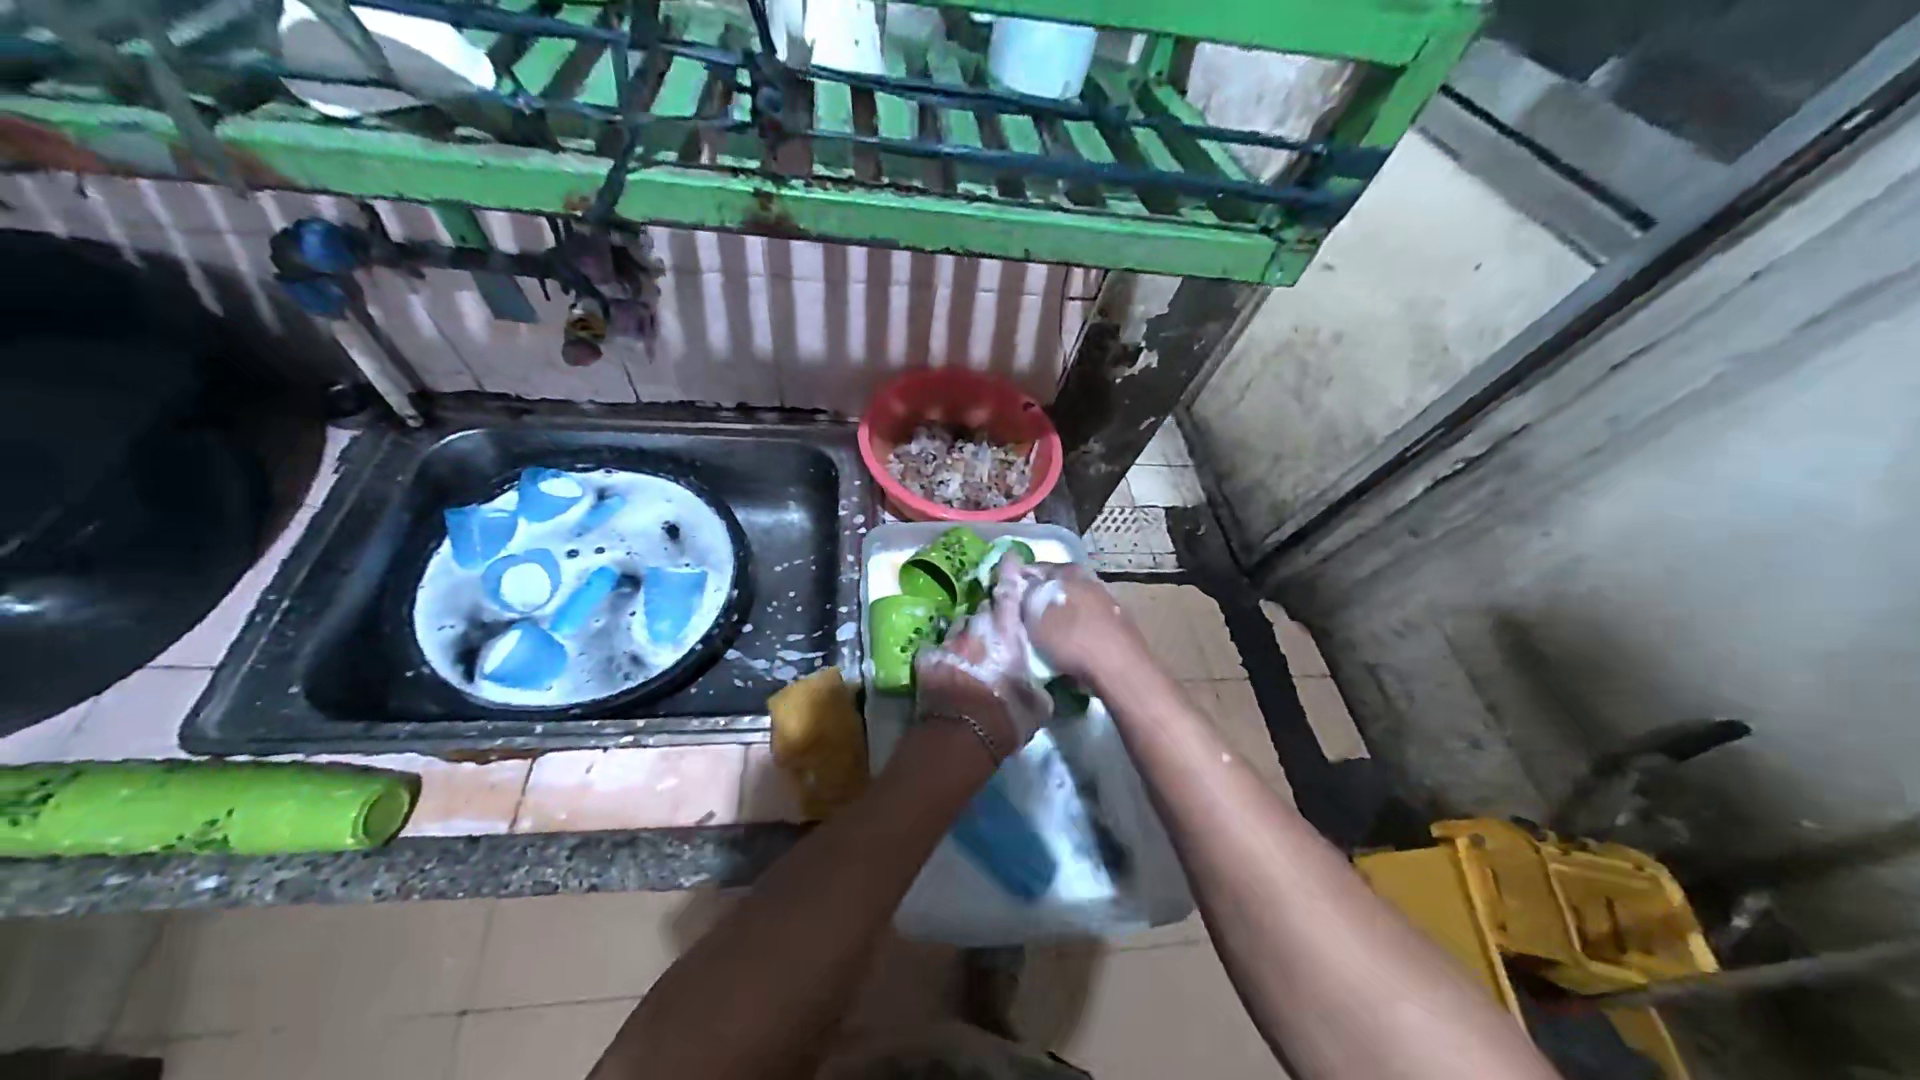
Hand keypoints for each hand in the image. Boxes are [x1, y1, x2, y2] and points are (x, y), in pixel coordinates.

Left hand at [913, 564, 1052, 759]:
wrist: (961, 738)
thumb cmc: (1007, 717)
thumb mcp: (1038, 702)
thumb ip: (1039, 681)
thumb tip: (1040, 680)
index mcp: (1006, 632)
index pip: (1009, 590)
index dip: (1010, 570)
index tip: (1009, 555)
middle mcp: (976, 627)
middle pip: (982, 609)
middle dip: (989, 615)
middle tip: (995, 632)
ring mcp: (948, 640)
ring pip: (959, 626)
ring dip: (968, 634)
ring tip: (972, 652)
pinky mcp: (926, 657)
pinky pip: (938, 647)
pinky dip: (945, 654)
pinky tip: (948, 668)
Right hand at [997, 559, 1145, 685]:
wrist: (1119, 668)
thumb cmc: (1071, 639)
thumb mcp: (1034, 618)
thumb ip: (1024, 597)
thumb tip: (1020, 587)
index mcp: (1068, 571)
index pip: (1036, 568)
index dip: (1020, 581)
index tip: (1010, 598)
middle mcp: (1090, 579)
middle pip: (1059, 584)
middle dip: (1043, 597)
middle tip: (1029, 617)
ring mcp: (1108, 600)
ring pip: (1076, 602)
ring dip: (1064, 614)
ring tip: (1050, 635)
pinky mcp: (1121, 623)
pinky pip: (1090, 621)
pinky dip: (1080, 628)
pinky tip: (1074, 645)